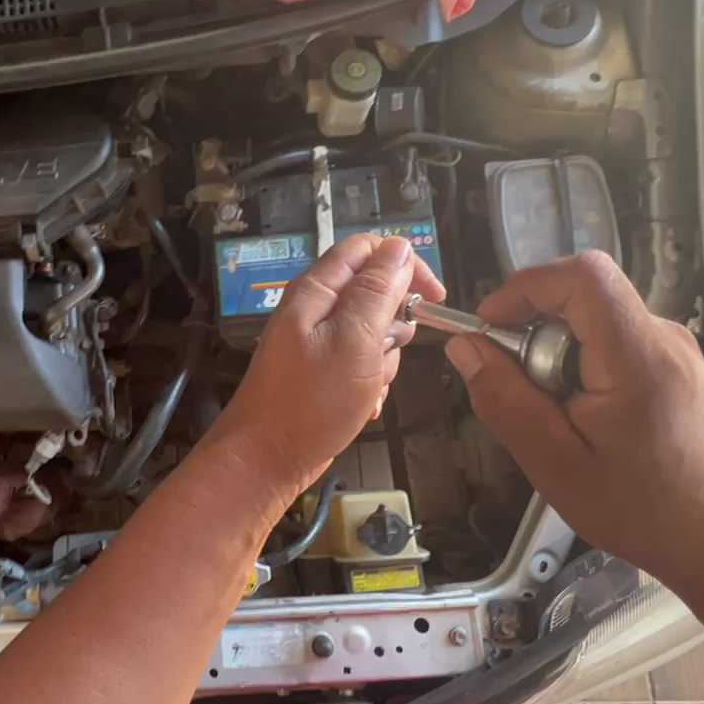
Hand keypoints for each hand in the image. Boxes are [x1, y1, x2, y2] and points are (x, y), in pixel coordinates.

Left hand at [206, 234, 444, 503]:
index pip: (366, 249)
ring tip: (368, 385)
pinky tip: (364, 404)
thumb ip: (378, 290)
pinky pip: (363, 364)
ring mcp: (319, 341)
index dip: (405, 264)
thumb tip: (400, 247)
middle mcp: (316, 308)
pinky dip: (371, 383)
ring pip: (375, 333)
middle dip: (394, 325)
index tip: (434, 297)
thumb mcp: (355, 339)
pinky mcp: (324, 371)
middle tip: (384, 352)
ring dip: (384, 362)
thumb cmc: (312, 398)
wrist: (269, 457)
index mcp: (317, 289)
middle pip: (376, 293)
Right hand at [444, 252, 703, 588]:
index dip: (525, 286)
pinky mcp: (678, 371)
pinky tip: (584, 420)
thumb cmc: (646, 511)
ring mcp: (676, 353)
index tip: (492, 329)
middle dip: (534, 331)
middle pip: (582, 297)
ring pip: (594, 322)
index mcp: (637, 355)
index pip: (582, 274)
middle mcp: (663, 339)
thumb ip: (504, 399)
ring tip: (556, 417)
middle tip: (523, 392)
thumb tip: (464, 347)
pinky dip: (580, 367)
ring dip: (555, 355)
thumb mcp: (555, 464)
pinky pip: (612, 344)